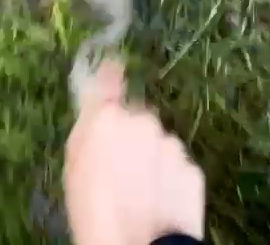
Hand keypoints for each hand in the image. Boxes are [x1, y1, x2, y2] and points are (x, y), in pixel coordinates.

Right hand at [63, 58, 206, 244]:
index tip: (114, 62)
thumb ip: (88, 124)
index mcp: (107, 115)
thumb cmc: (93, 207)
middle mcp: (142, 119)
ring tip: (142, 189)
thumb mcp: (75, 162)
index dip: (112, 70)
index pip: (111, 77)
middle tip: (121, 164)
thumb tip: (96, 101)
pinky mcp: (193, 170)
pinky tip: (160, 199)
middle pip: (136, 117)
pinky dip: (171, 178)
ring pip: (159, 143)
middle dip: (132, 134)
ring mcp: (171, 144)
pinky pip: (178, 167)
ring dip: (152, 157)